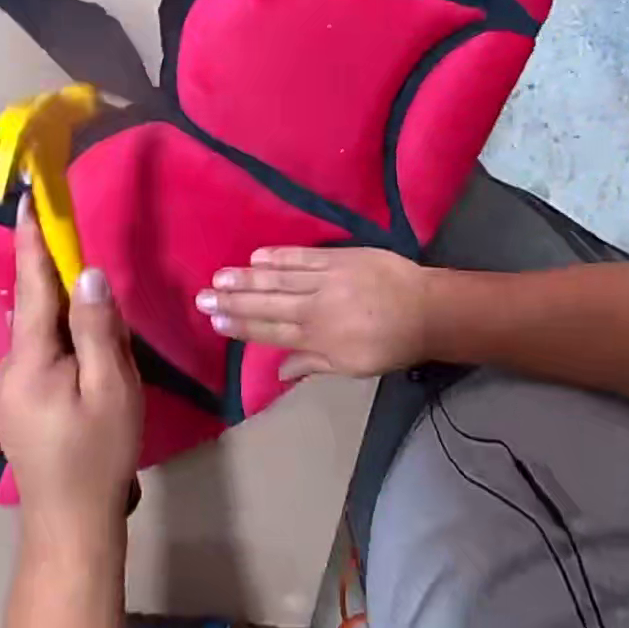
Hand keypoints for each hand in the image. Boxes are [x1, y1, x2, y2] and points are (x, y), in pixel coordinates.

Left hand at [0, 202, 143, 545]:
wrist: (70, 522)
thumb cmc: (99, 452)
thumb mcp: (112, 387)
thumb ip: (99, 328)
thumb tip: (89, 273)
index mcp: (27, 361)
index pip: (31, 285)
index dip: (32, 240)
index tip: (28, 199)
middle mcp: (4, 367)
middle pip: (43, 312)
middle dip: (78, 307)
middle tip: (114, 347)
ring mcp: (2, 385)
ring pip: (45, 336)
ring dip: (76, 335)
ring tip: (106, 375)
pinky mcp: (9, 399)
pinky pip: (41, 355)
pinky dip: (66, 352)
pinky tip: (87, 384)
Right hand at [198, 247, 441, 379]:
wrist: (426, 310)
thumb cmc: (390, 344)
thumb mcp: (352, 367)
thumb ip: (313, 365)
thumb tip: (279, 371)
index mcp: (318, 339)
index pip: (269, 331)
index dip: (239, 325)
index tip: (214, 319)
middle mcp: (315, 309)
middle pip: (266, 304)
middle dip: (232, 300)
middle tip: (202, 295)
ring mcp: (326, 280)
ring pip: (279, 279)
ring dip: (247, 277)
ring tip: (220, 275)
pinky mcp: (338, 258)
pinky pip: (303, 257)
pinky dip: (279, 256)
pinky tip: (257, 256)